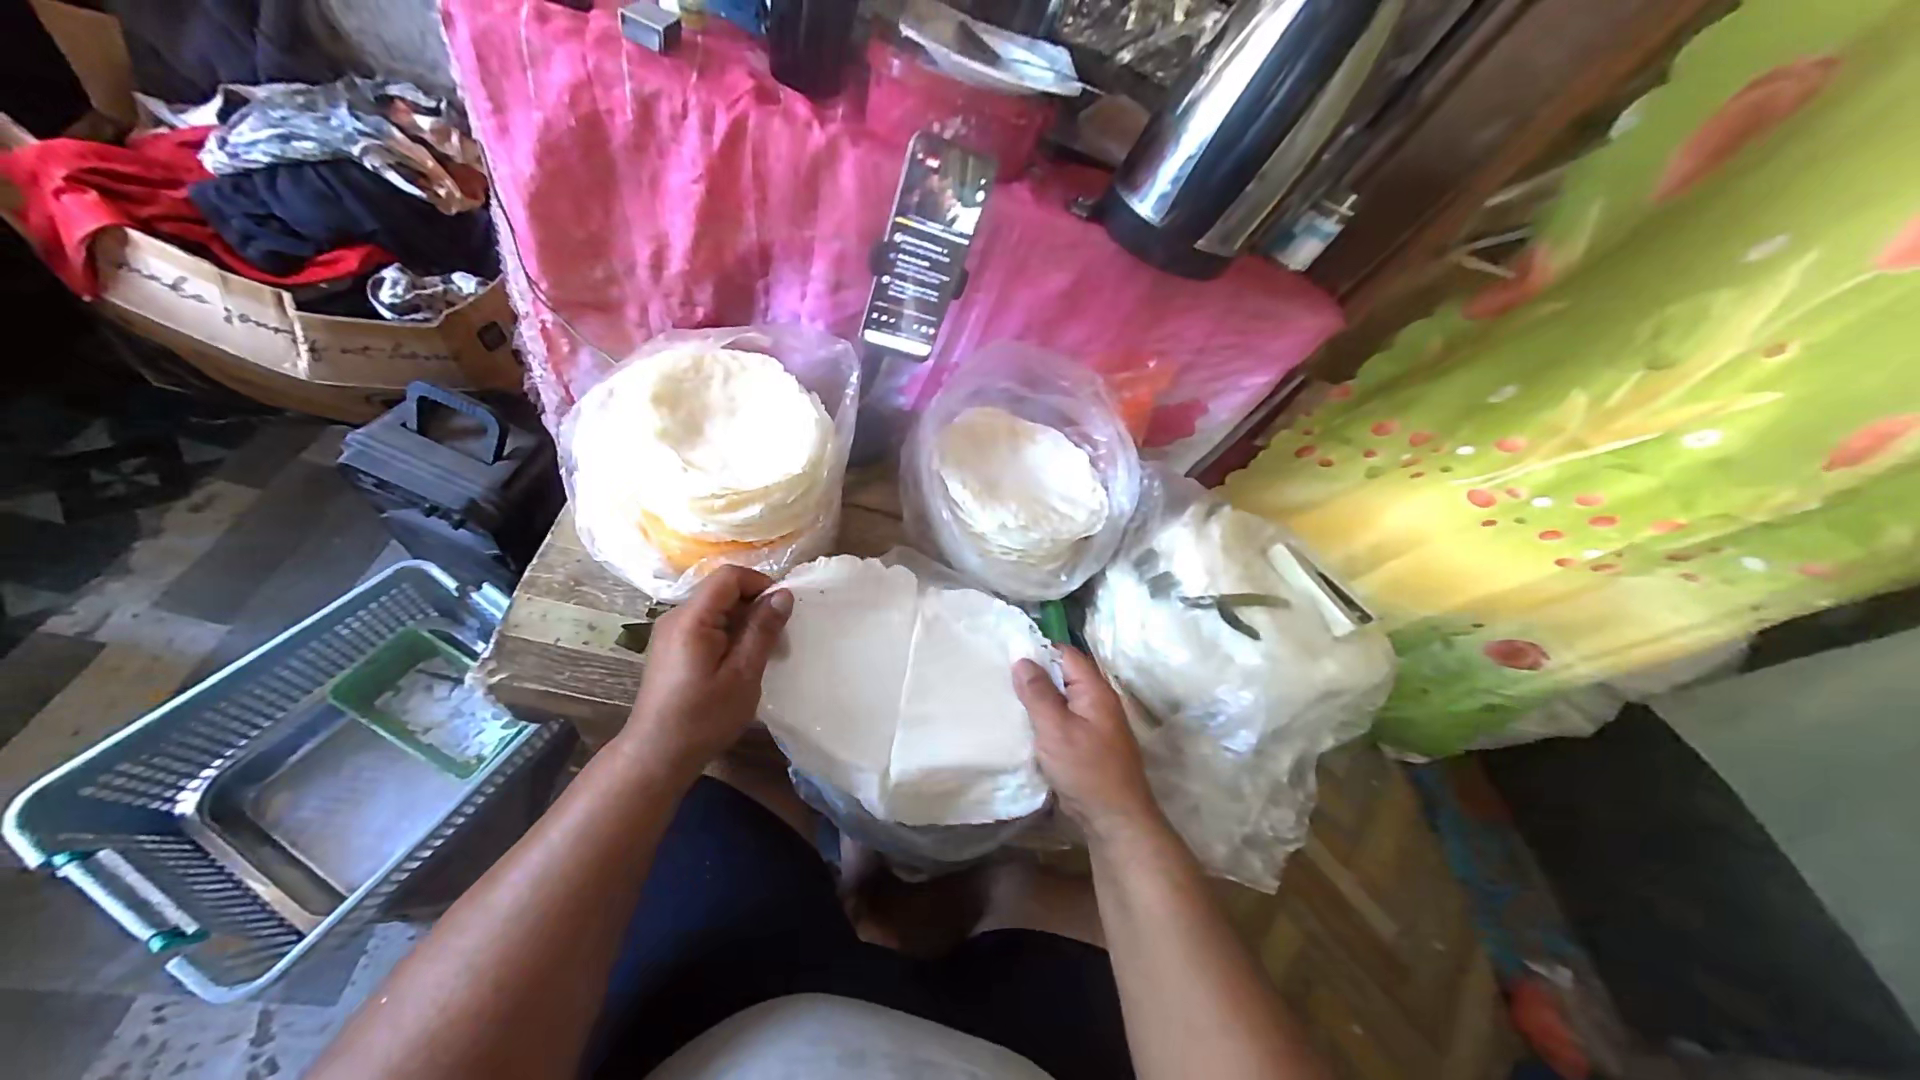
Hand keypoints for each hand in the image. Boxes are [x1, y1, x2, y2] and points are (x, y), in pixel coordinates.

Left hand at [619, 565, 791, 781]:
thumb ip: (762, 630)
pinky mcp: (671, 647)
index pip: (729, 576)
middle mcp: (676, 617)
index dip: (760, 584)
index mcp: (692, 619)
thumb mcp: (743, 674)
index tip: (782, 611)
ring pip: (716, 608)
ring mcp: (670, 632)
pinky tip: (739, 664)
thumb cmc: (704, 718)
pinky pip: (706, 625)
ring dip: (744, 622)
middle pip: (722, 590)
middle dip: (755, 605)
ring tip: (760, 654)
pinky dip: (729, 634)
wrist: (656, 755)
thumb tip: (783, 594)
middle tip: (777, 638)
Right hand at [1013, 647, 1160, 843]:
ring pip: (1061, 699)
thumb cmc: (1086, 770)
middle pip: (1063, 675)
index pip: (1066, 654)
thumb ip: (1038, 692)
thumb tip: (1022, 660)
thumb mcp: (1056, 728)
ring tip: (1005, 696)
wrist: (1115, 819)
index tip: (1008, 652)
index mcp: (1095, 690)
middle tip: (1000, 674)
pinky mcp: (1086, 743)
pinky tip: (1022, 725)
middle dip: (1034, 674)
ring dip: (1038, 699)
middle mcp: (1097, 701)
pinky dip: (1044, 719)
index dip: (1039, 649)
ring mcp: (1093, 724)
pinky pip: (1062, 720)